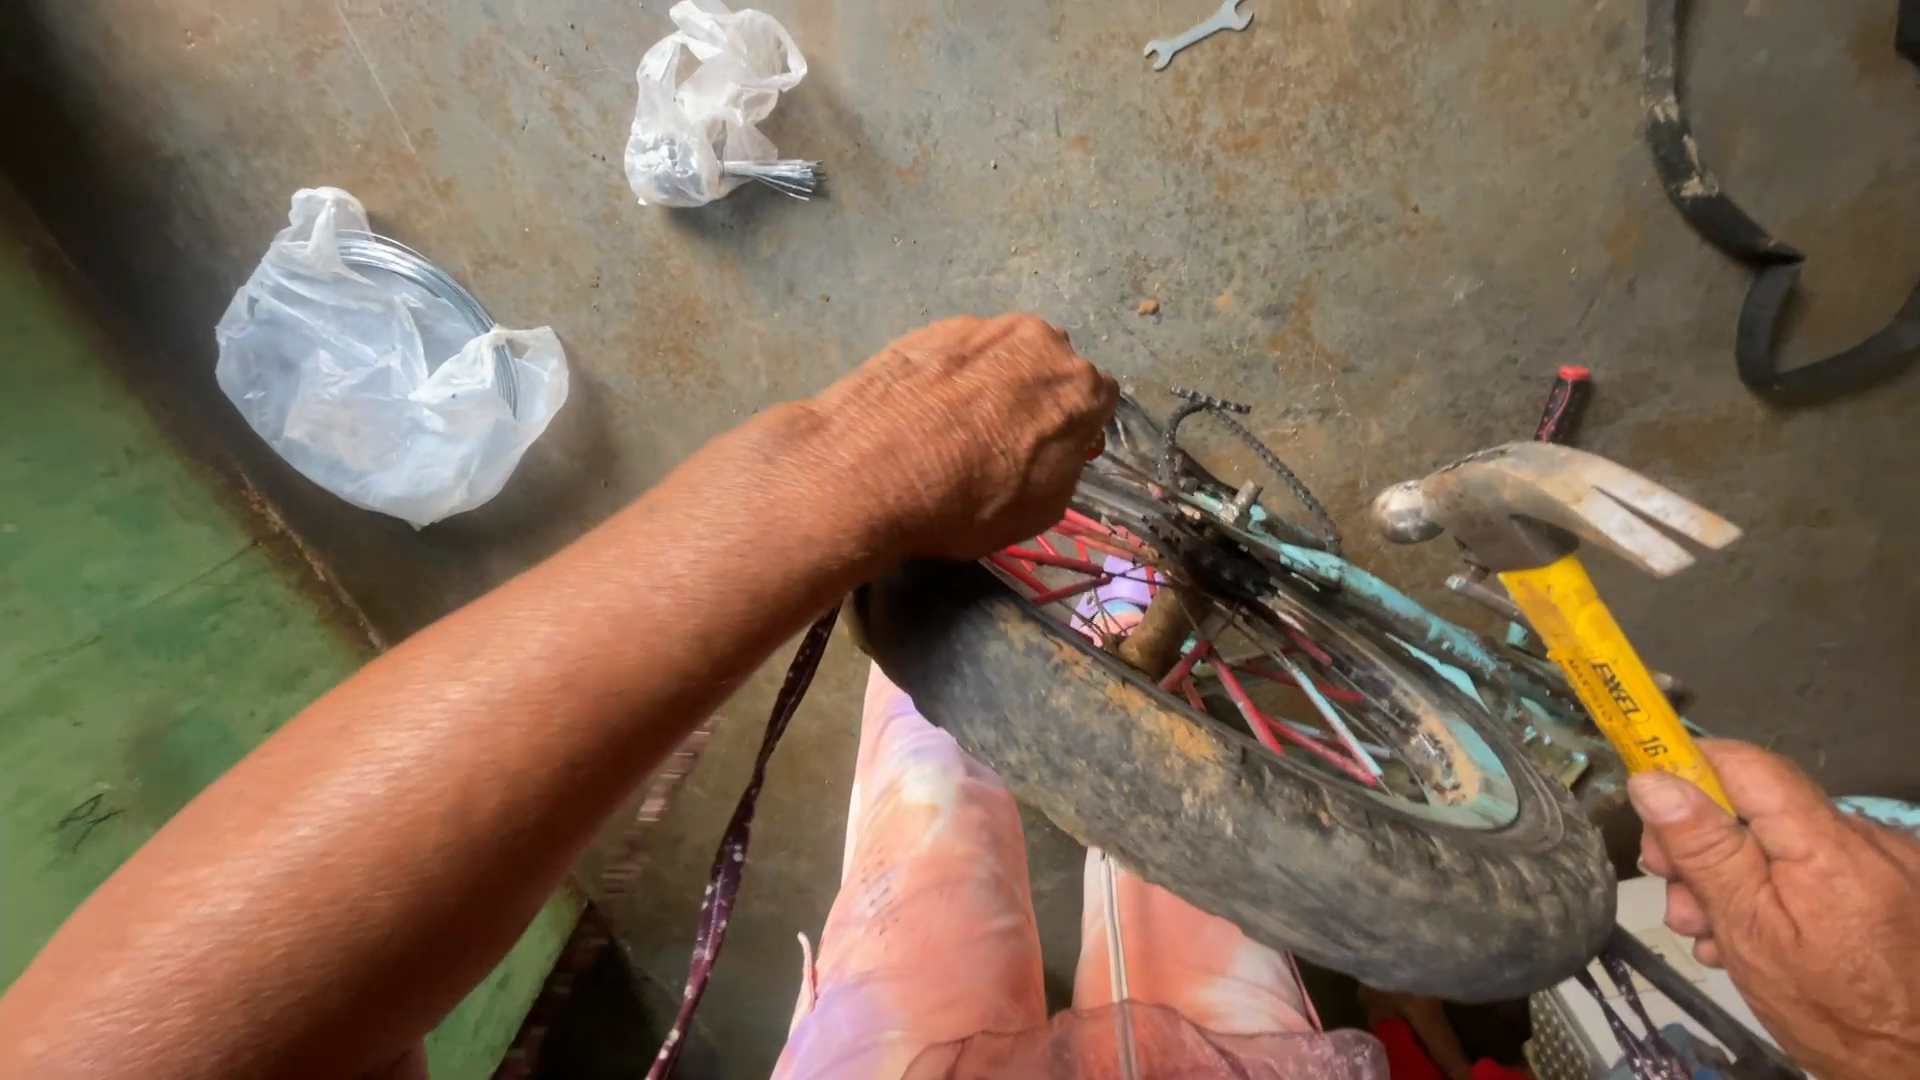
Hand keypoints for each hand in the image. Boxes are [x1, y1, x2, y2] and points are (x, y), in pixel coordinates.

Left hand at [807, 314, 1118, 560]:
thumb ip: (1067, 461)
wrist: (865, 473)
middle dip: (1036, 397)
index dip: (1077, 428)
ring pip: (1002, 355)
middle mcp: (1037, 340)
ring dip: (992, 382)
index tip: (1052, 451)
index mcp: (1078, 385)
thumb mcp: (1043, 508)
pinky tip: (921, 410)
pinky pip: (956, 353)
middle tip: (1002, 437)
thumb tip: (1062, 441)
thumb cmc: (967, 502)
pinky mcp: (928, 327)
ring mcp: (979, 326)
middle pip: (1049, 368)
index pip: (1098, 400)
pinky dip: (950, 376)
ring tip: (954, 425)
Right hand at [1632, 739, 1919, 1079]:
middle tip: (1668, 881)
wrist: (1919, 1076)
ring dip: (1728, 870)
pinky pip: (1812, 863)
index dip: (1688, 765)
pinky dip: (1770, 885)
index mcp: (1835, 851)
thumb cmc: (1831, 1011)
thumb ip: (1704, 849)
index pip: (1747, 764)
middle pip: (1756, 804)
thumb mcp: (1748, 929)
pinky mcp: (1897, 888)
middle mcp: (1875, 844)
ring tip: (1706, 922)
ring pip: (1776, 836)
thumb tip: (1652, 780)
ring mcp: (1891, 866)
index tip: (1647, 794)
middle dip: (1698, 837)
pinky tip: (1749, 926)